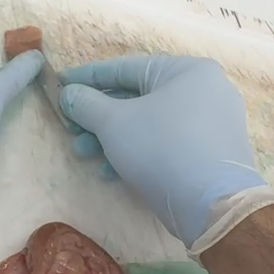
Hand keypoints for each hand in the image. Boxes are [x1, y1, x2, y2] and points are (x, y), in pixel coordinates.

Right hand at [57, 56, 266, 246]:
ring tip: (84, 154)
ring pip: (148, 124)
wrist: (212, 205)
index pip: (124, 68)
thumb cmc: (160, 148)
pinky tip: (111, 172)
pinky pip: (166, 143)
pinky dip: (137, 152)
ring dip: (111, 138)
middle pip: (136, 98)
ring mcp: (213, 124)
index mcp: (187, 70)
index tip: (60, 84)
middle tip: (70, 130)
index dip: (87, 78)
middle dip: (97, 118)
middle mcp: (206, 90)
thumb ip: (85, 103)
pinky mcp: (212, 154)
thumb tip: (68, 94)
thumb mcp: (113, 122)